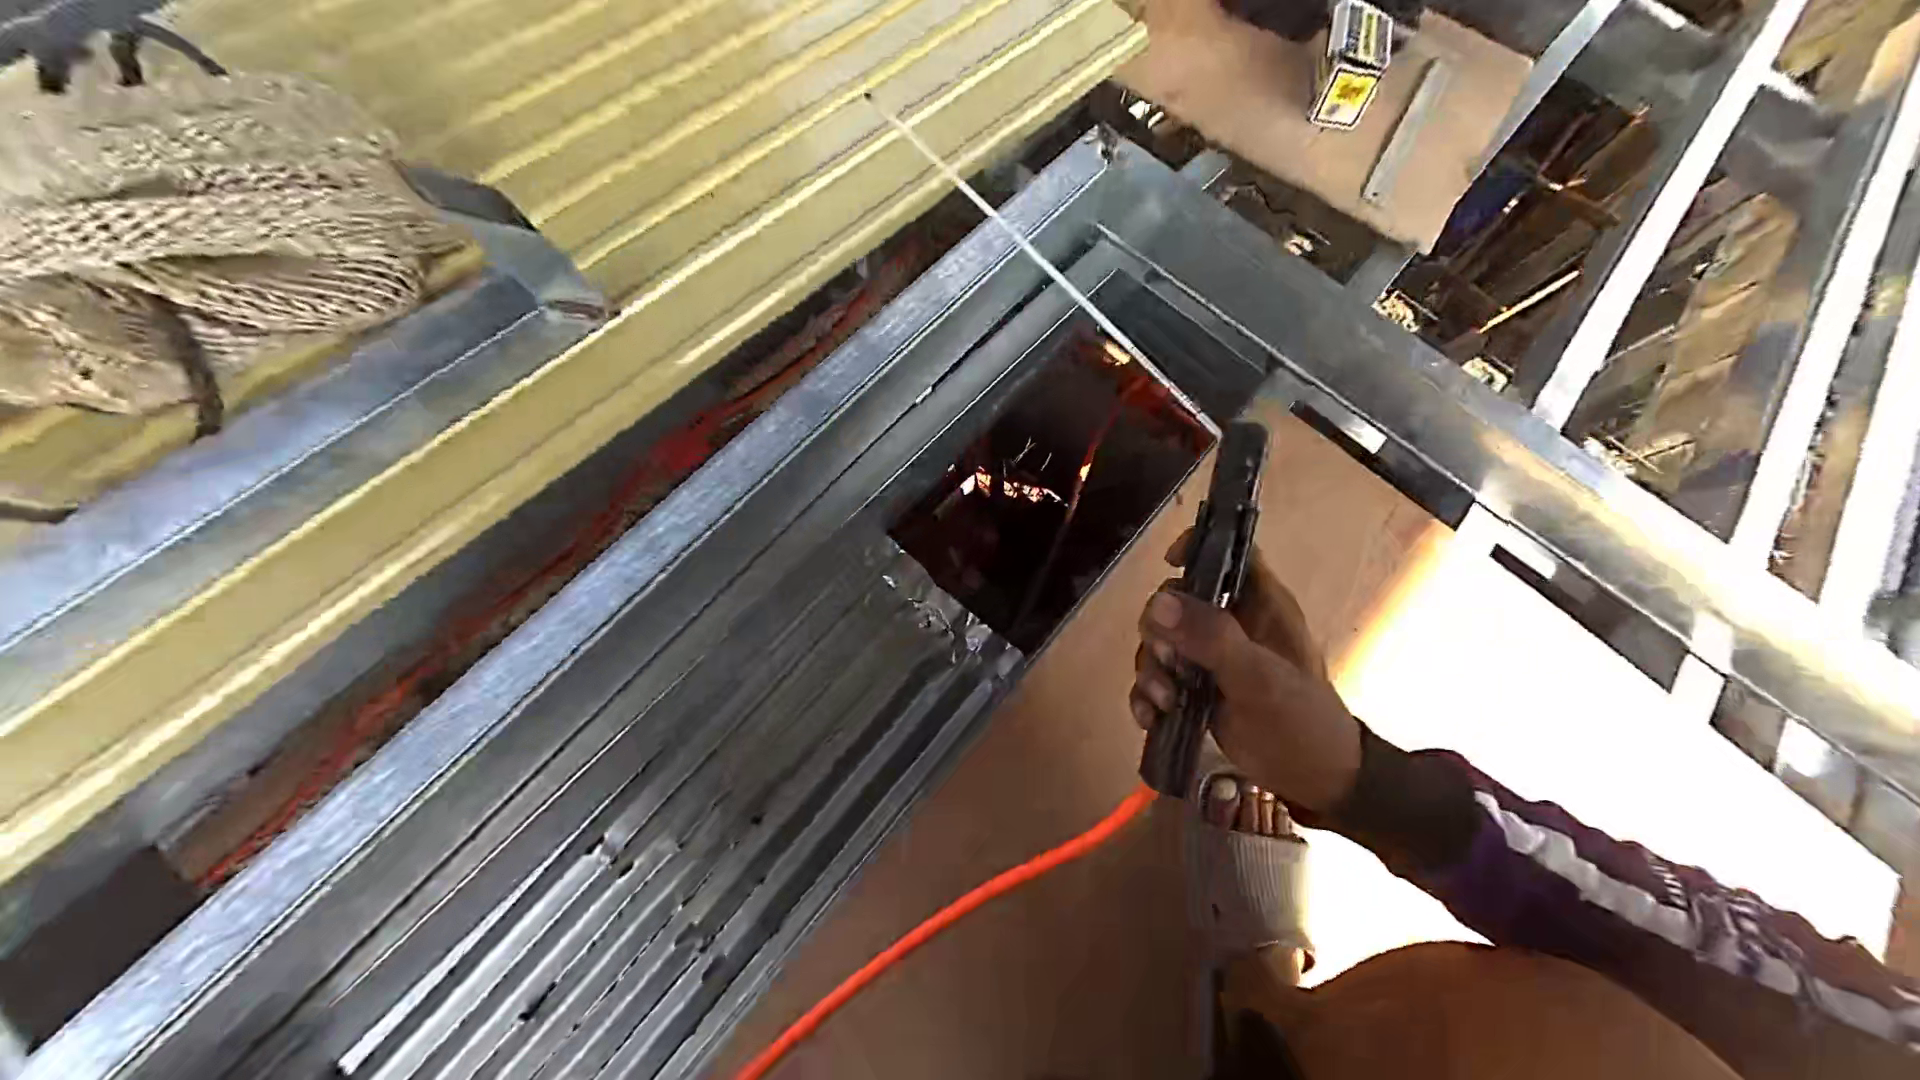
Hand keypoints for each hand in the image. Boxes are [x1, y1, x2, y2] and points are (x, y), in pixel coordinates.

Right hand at [1131, 533, 1361, 813]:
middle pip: (1175, 601)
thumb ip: (1212, 637)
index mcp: (1259, 605)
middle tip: (1169, 664)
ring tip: (1163, 702)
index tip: (1168, 564)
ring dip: (1151, 670)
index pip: (1229, 554)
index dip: (1198, 547)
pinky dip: (1146, 696)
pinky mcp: (1195, 689)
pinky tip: (1151, 718)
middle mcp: (1231, 624)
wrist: (1315, 781)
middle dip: (1159, 633)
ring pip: (1159, 642)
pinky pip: (1156, 679)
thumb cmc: (1302, 722)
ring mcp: (1210, 657)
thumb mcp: (1260, 677)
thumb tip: (1158, 603)